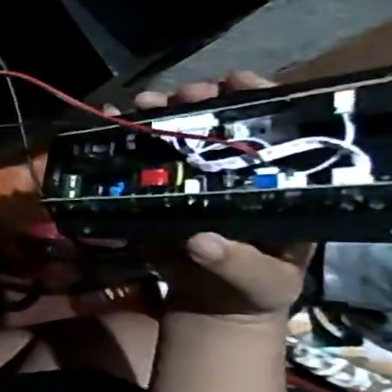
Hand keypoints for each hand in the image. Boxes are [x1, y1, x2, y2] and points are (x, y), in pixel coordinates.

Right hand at [129, 73, 310, 324]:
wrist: (212, 309)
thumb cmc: (254, 292)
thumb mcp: (260, 282)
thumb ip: (237, 264)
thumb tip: (200, 242)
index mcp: (278, 184)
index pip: (278, 130)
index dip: (264, 100)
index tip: (238, 82)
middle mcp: (238, 170)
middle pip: (222, 123)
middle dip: (202, 102)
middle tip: (183, 94)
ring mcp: (197, 177)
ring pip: (182, 135)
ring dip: (163, 113)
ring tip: (145, 102)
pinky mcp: (163, 190)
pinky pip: (145, 159)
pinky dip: (128, 137)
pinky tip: (113, 117)